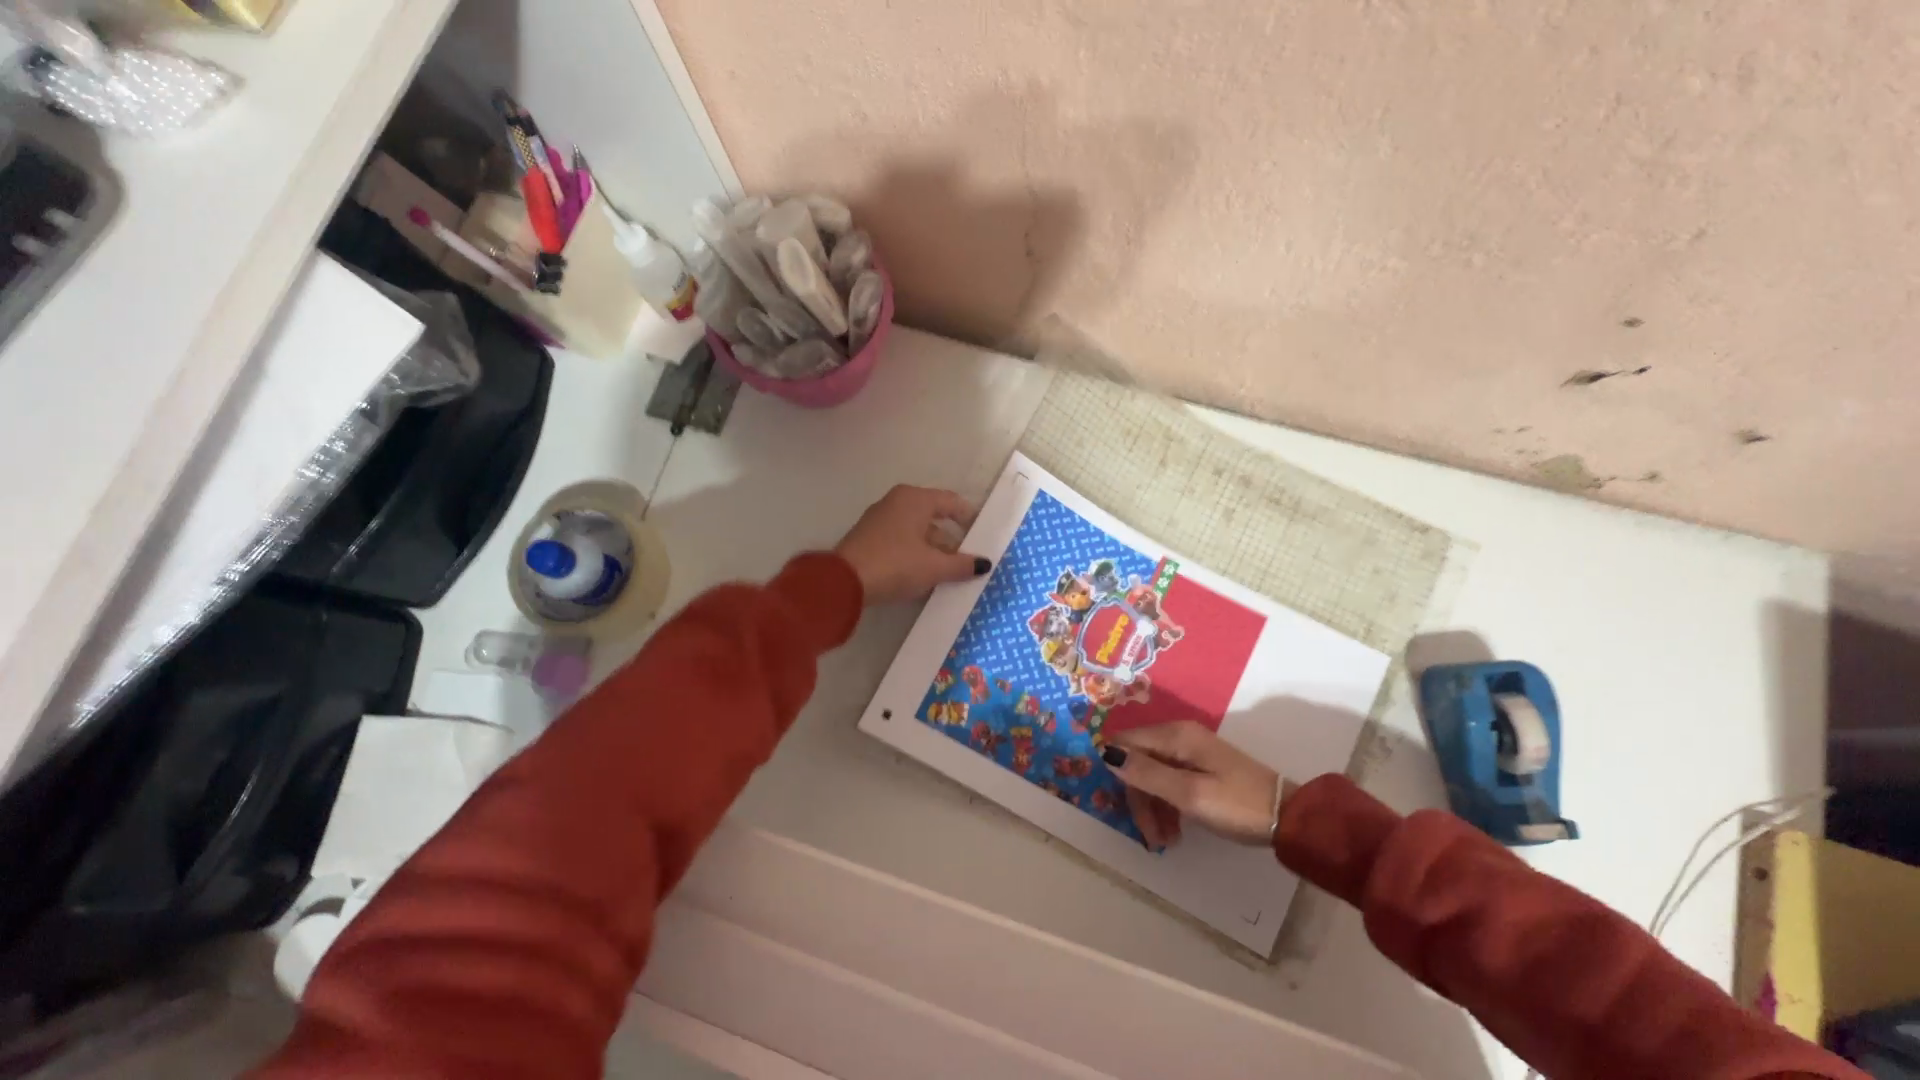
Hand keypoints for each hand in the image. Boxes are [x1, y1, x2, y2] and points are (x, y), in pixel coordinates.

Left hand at [835, 485, 991, 604]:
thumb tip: (983, 564)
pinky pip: (901, 541)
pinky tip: (923, 575)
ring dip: (934, 550)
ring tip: (949, 574)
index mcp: (915, 499)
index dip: (970, 518)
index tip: (984, 536)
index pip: (952, 502)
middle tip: (969, 561)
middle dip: (952, 540)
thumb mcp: (934, 567)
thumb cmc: (895, 565)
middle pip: (934, 517)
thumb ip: (962, 565)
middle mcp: (897, 502)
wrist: (843, 583)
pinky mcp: (868, 538)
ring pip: (916, 531)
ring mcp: (879, 519)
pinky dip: (915, 554)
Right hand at [1100, 721, 1290, 848]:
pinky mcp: (1202, 769)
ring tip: (1164, 841)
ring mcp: (1192, 753)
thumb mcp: (1189, 794)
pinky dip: (1167, 806)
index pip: (1125, 742)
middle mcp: (1180, 737)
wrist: (1288, 819)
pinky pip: (1170, 782)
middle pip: (1138, 762)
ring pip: (1153, 776)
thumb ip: (1147, 774)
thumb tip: (1105, 752)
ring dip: (1152, 808)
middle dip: (1138, 798)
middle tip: (1150, 835)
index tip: (1117, 805)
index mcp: (1176, 736)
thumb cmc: (1237, 805)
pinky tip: (1175, 832)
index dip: (1115, 770)